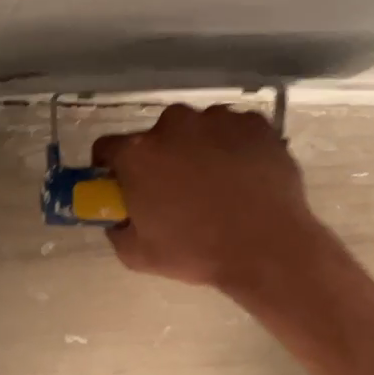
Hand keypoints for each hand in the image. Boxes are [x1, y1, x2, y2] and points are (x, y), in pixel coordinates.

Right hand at [94, 103, 318, 291]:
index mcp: (137, 154)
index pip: (107, 148)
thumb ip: (117, 230)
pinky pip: (234, 131)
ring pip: (197, 130)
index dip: (111, 168)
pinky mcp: (255, 124)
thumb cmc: (196, 252)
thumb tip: (119, 218)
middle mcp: (174, 125)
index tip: (123, 186)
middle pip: (156, 136)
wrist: (266, 248)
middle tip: (175, 192)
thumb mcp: (137, 255)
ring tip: (216, 185)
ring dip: (198, 150)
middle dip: (160, 158)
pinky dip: (233, 148)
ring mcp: (218, 119)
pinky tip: (243, 178)